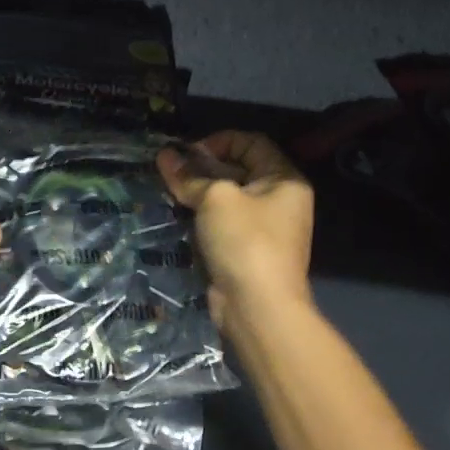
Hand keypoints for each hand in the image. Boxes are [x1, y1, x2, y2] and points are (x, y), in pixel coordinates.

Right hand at [156, 131, 314, 336]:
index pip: (252, 142)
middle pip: (238, 168)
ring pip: (227, 196)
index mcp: (284, 179)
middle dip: (203, 166)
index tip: (190, 152)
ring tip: (169, 187)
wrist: (258, 309)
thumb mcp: (215, 198)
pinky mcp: (247, 249)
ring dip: (199, 190)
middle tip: (172, 169)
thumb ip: (189, 176)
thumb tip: (165, 156)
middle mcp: (279, 199)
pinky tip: (178, 211)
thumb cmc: (245, 241)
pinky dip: (202, 213)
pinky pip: (223, 220)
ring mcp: (264, 227)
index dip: (219, 141)